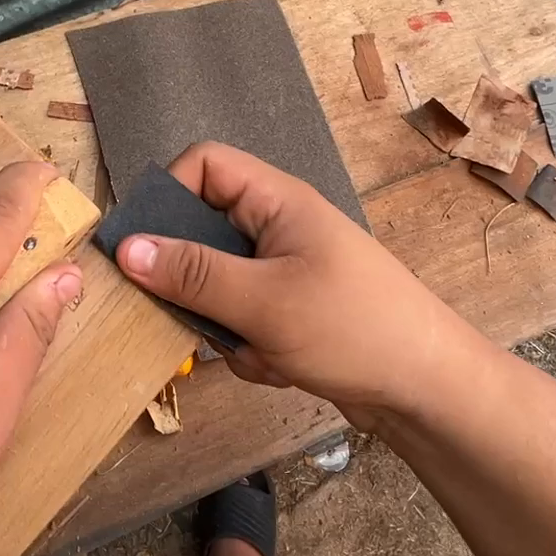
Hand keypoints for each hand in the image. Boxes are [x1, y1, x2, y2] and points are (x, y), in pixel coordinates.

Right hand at [115, 143, 474, 426]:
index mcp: (276, 201)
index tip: (145, 243)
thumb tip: (126, 248)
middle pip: (203, 230)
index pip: (205, 164)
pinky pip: (242, 318)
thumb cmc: (353, 327)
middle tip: (191, 313)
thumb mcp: (264, 301)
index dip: (170, 192)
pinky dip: (250, 346)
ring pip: (218, 283)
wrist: (429, 391)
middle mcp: (277, 227)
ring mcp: (284, 270)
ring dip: (226, 323)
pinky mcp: (290, 311)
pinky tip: (280, 366)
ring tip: (255, 348)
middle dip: (196, 281)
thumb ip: (193, 274)